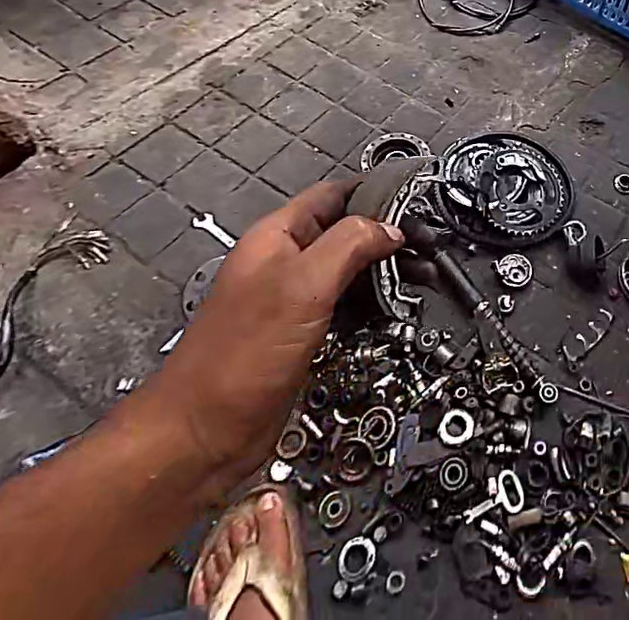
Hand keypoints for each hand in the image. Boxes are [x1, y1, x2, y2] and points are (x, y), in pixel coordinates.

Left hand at [148, 181, 401, 463]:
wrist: (205, 435)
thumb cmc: (235, 359)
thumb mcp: (301, 286)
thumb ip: (348, 245)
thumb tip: (389, 229)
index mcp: (277, 237)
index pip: (335, 195)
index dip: (374, 193)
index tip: (412, 203)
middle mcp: (286, 262)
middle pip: (347, 231)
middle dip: (386, 235)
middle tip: (423, 246)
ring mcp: (294, 298)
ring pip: (350, 269)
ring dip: (384, 270)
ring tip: (418, 275)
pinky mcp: (304, 331)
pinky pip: (347, 304)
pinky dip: (373, 302)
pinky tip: (392, 309)